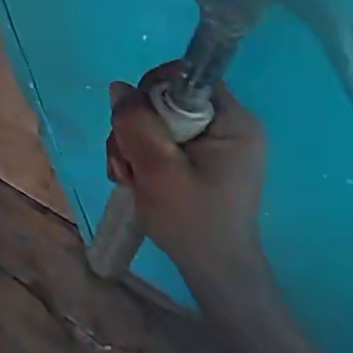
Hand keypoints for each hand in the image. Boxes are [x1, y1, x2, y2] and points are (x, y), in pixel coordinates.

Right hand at [106, 63, 266, 277]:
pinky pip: (165, 140)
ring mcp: (216, 143)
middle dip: (137, 127)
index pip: (186, 78)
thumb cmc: (193, 223)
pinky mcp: (204, 159)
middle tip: (126, 163)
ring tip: (129, 178)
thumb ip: (137, 125)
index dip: (152, 92)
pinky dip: (144, 156)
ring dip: (134, 145)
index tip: (135, 124)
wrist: (215, 274)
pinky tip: (137, 180)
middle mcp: (229, 124)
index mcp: (233, 121)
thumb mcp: (158, 171)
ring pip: (159, 120)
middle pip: (167, 100)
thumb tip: (120, 88)